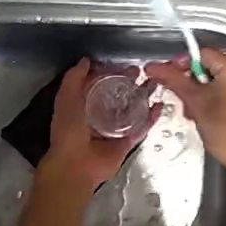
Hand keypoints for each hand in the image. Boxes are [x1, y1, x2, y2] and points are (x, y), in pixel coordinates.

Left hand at [37, 60, 156, 193]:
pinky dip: (151, 117)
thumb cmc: (69, 131)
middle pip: (119, 95)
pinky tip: (159, 105)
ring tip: (156, 83)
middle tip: (143, 71)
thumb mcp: (66, 98)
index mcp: (83, 105)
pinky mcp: (127, 141)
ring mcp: (115, 129)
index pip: (100, 84)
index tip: (123, 64)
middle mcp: (100, 116)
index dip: (111, 73)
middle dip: (130, 82)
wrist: (76, 165)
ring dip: (143, 96)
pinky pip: (141, 127)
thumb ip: (74, 78)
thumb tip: (86, 60)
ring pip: (132, 109)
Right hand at [147, 50, 225, 185]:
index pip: (202, 54)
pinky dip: (223, 94)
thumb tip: (156, 68)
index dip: (184, 65)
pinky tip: (215, 113)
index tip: (173, 76)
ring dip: (208, 90)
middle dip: (196, 82)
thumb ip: (175, 81)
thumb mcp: (197, 105)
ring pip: (224, 76)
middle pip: (214, 64)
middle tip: (187, 100)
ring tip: (200, 111)